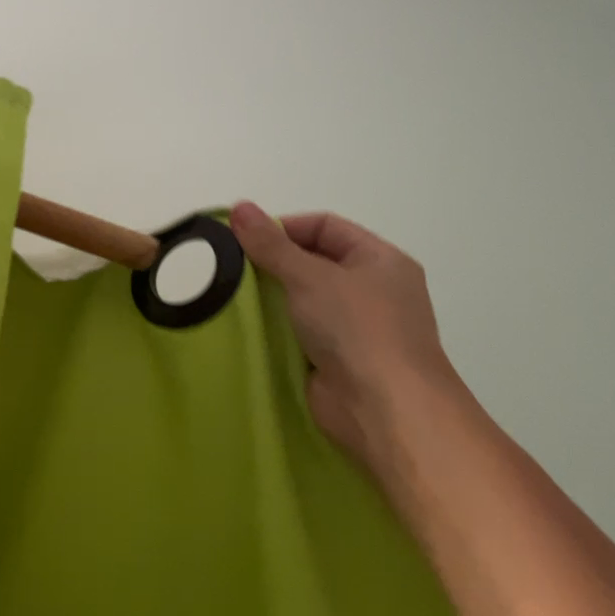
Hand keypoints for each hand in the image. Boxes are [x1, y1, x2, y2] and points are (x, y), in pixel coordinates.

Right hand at [230, 202, 471, 465]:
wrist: (385, 408)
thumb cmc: (357, 329)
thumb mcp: (309, 277)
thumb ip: (271, 244)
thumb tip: (239, 207)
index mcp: (380, 260)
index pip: (324, 227)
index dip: (282, 228)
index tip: (241, 242)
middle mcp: (373, 289)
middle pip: (312, 262)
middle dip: (272, 264)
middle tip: (229, 270)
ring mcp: (356, 326)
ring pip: (303, 299)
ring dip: (270, 299)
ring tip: (229, 299)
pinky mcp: (337, 358)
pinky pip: (299, 332)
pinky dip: (275, 329)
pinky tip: (246, 330)